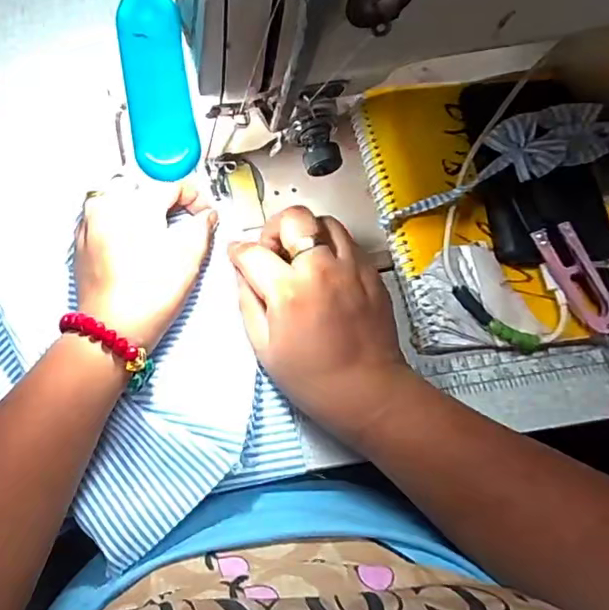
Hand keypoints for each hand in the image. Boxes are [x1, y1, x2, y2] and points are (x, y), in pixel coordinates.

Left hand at [75, 176, 217, 349]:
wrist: (111, 328)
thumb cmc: (152, 292)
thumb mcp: (190, 256)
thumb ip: (202, 226)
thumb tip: (206, 215)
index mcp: (136, 201)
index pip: (172, 184)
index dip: (195, 197)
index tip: (204, 215)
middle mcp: (108, 202)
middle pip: (145, 188)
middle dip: (166, 201)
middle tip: (183, 222)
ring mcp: (90, 221)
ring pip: (122, 200)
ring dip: (142, 210)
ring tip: (158, 234)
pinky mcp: (81, 240)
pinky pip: (106, 218)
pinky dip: (122, 223)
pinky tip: (134, 246)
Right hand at [228, 207, 418, 435]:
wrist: (367, 392)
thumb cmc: (312, 378)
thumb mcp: (263, 346)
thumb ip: (248, 301)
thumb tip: (242, 272)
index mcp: (288, 291)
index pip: (252, 251)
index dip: (237, 252)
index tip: (237, 257)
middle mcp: (321, 269)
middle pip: (293, 218)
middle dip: (274, 229)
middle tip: (272, 252)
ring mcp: (351, 267)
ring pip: (324, 221)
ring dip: (306, 231)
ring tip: (301, 256)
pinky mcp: (371, 272)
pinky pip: (347, 241)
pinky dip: (330, 245)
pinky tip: (325, 270)